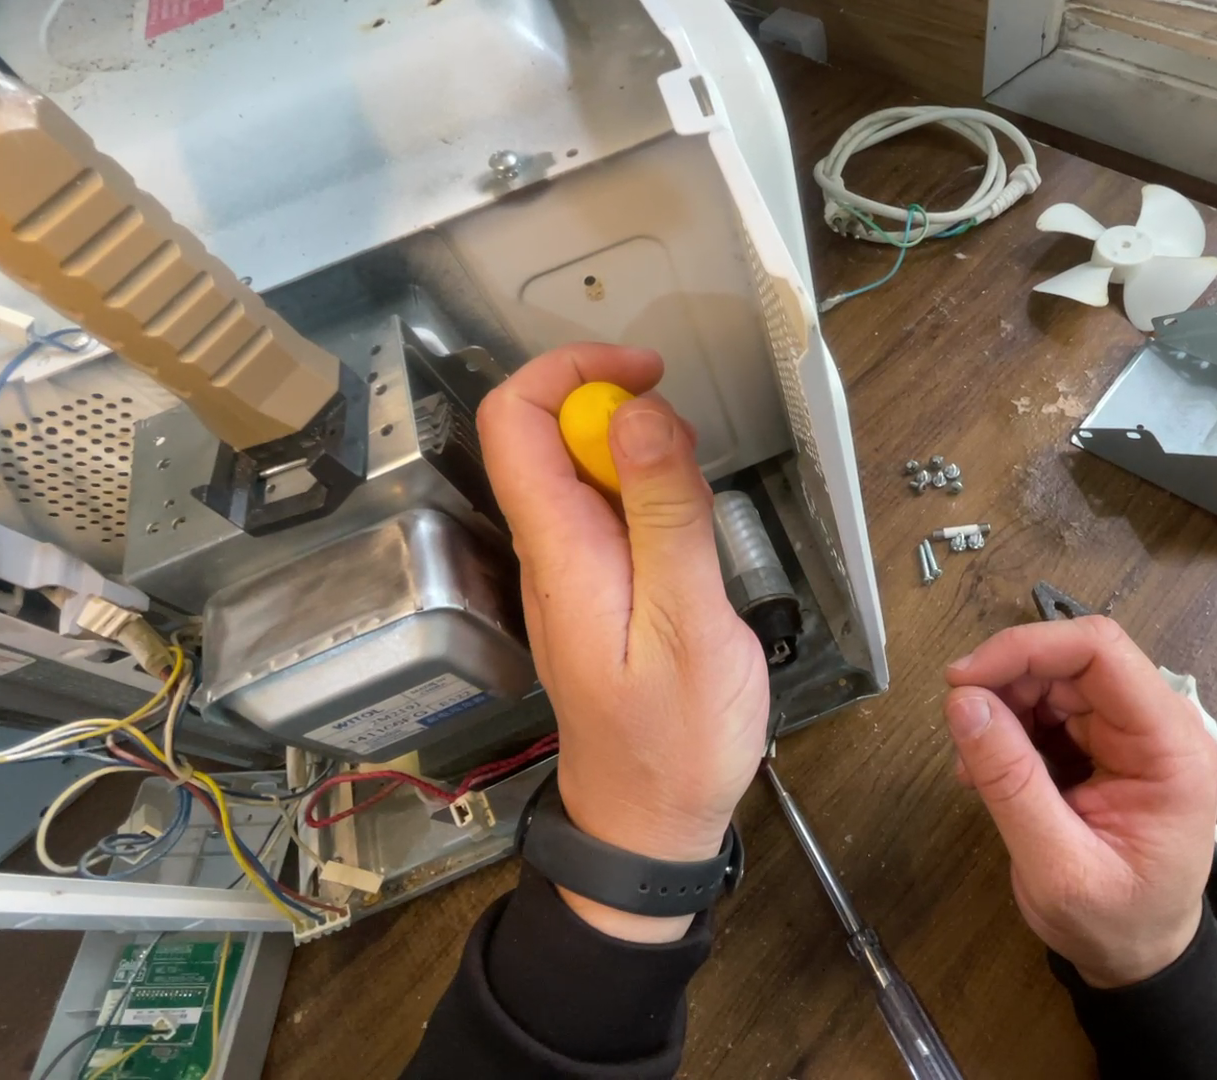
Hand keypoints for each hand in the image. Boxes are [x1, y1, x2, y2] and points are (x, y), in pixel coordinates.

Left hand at [477, 344, 770, 942]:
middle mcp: (551, 555)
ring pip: (581, 476)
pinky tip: (690, 523)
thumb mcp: (690, 624)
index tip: (647, 373)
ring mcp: (572, 576)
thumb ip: (666, 516)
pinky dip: (647, 493)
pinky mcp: (599, 594)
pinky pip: (607, 516)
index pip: (516, 424)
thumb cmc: (677, 737)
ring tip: (700, 484)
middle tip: (689, 437)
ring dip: (636, 450)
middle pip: (545, 441)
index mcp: (561, 554)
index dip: (571, 373)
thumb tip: (639, 413)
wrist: (652, 821)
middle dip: (612, 406)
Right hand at [943, 617, 1216, 987]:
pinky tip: (987, 773)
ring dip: (1000, 711)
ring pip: (1047, 678)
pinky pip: (1041, 706)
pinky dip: (1004, 729)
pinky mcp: (1098, 739)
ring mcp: (1126, 728)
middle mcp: (1153, 722)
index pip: (1100, 651)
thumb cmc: (1114, 923)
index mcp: (1168, 744)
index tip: (961, 681)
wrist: (1137, 958)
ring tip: (975, 771)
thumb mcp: (1057, 866)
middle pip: (1067, 660)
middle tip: (960, 733)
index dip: (1025, 649)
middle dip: (1003, 686)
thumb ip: (1010, 782)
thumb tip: (961, 701)